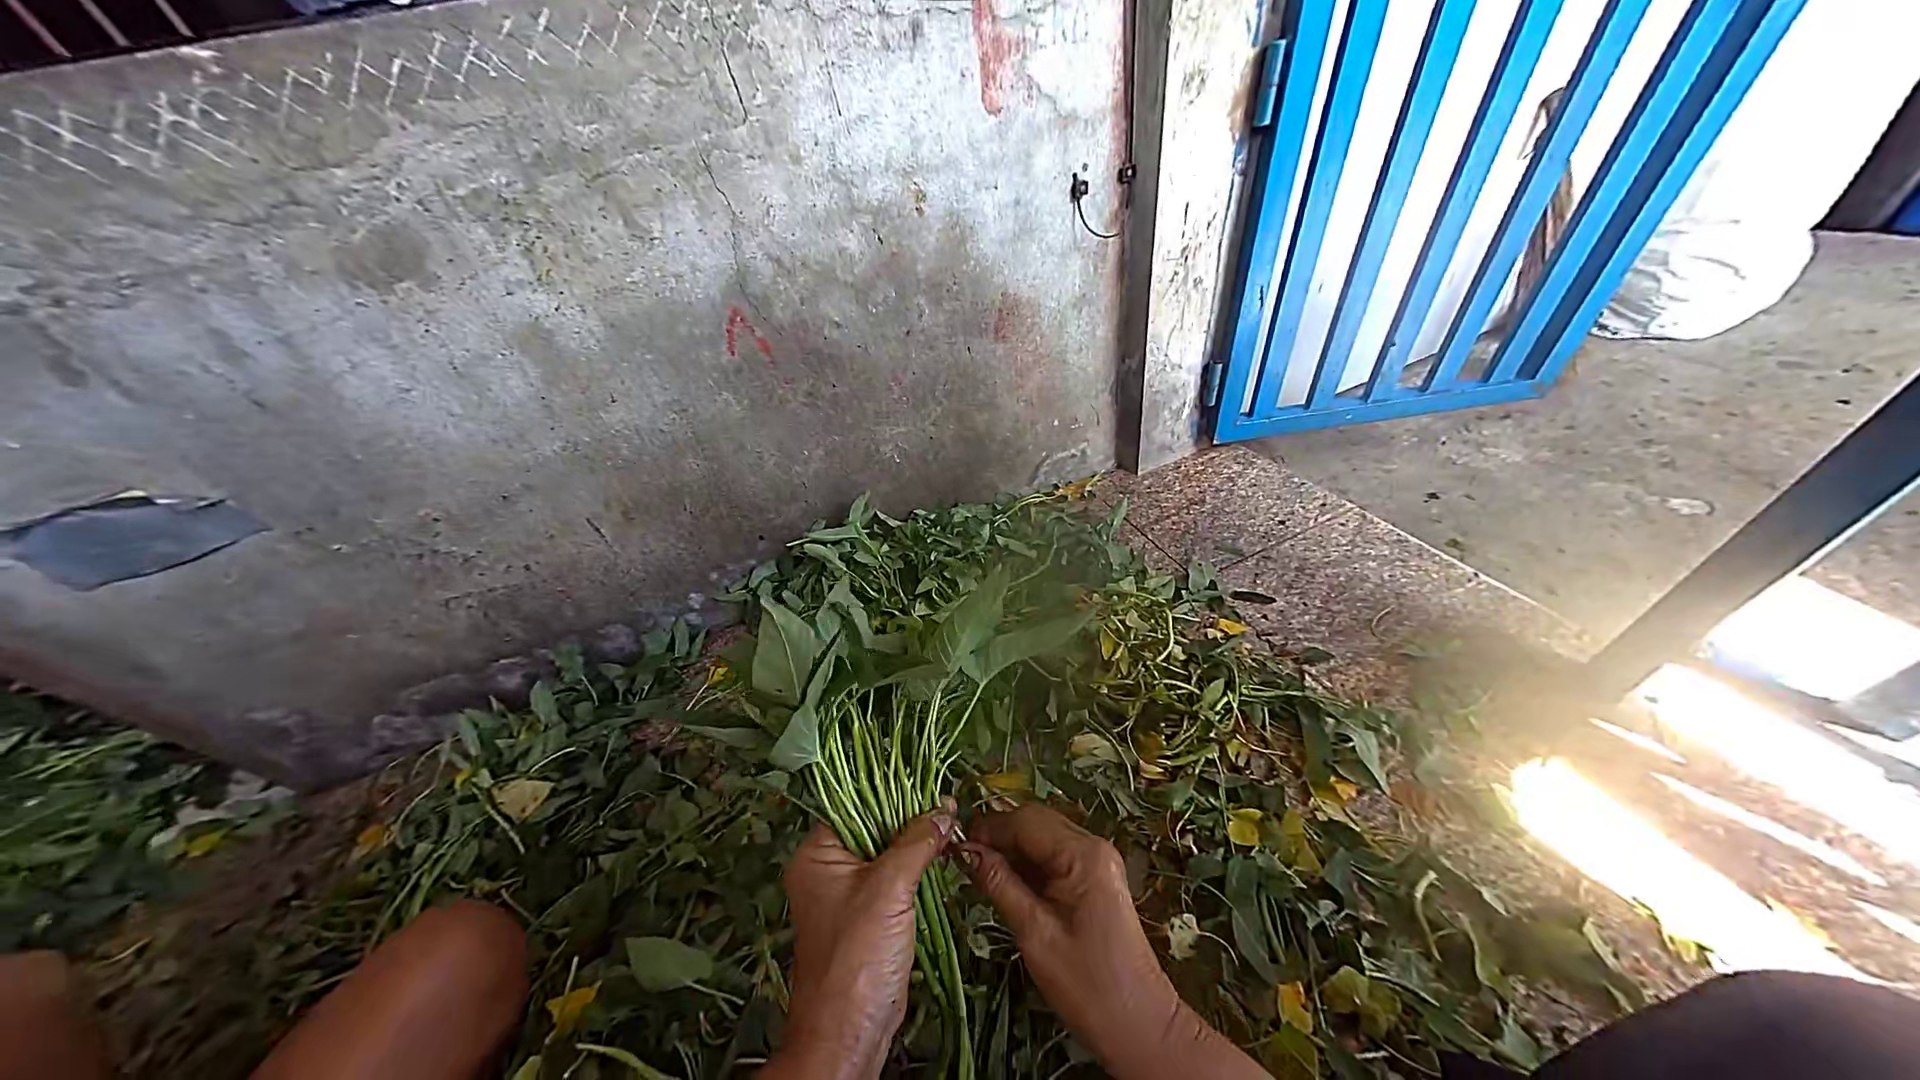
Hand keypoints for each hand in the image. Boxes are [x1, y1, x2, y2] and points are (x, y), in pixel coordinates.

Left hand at [762, 808, 957, 1079]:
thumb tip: (943, 809)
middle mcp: (827, 868)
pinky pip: (892, 879)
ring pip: (886, 853)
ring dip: (917, 844)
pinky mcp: (867, 915)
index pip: (854, 805)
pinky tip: (941, 856)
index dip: (892, 793)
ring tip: (951, 826)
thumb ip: (917, 842)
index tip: (928, 785)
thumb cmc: (858, 956)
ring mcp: (847, 893)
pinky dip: (915, 869)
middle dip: (910, 819)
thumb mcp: (889, 888)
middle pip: (873, 828)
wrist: (849, 1034)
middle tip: (947, 807)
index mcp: (817, 854)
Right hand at [959, 805, 1264, 1079]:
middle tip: (965, 857)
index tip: (955, 844)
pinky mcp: (1095, 875)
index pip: (1026, 820)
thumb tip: (964, 850)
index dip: (988, 828)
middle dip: (999, 834)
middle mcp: (1092, 845)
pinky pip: (1053, 854)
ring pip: (1043, 835)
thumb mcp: (1034, 933)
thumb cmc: (1085, 984)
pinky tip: (1006, 879)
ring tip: (980, 869)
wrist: (1139, 1024)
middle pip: (1035, 821)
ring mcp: (1096, 859)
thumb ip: (999, 883)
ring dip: (1011, 848)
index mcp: (1082, 854)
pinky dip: (1028, 862)